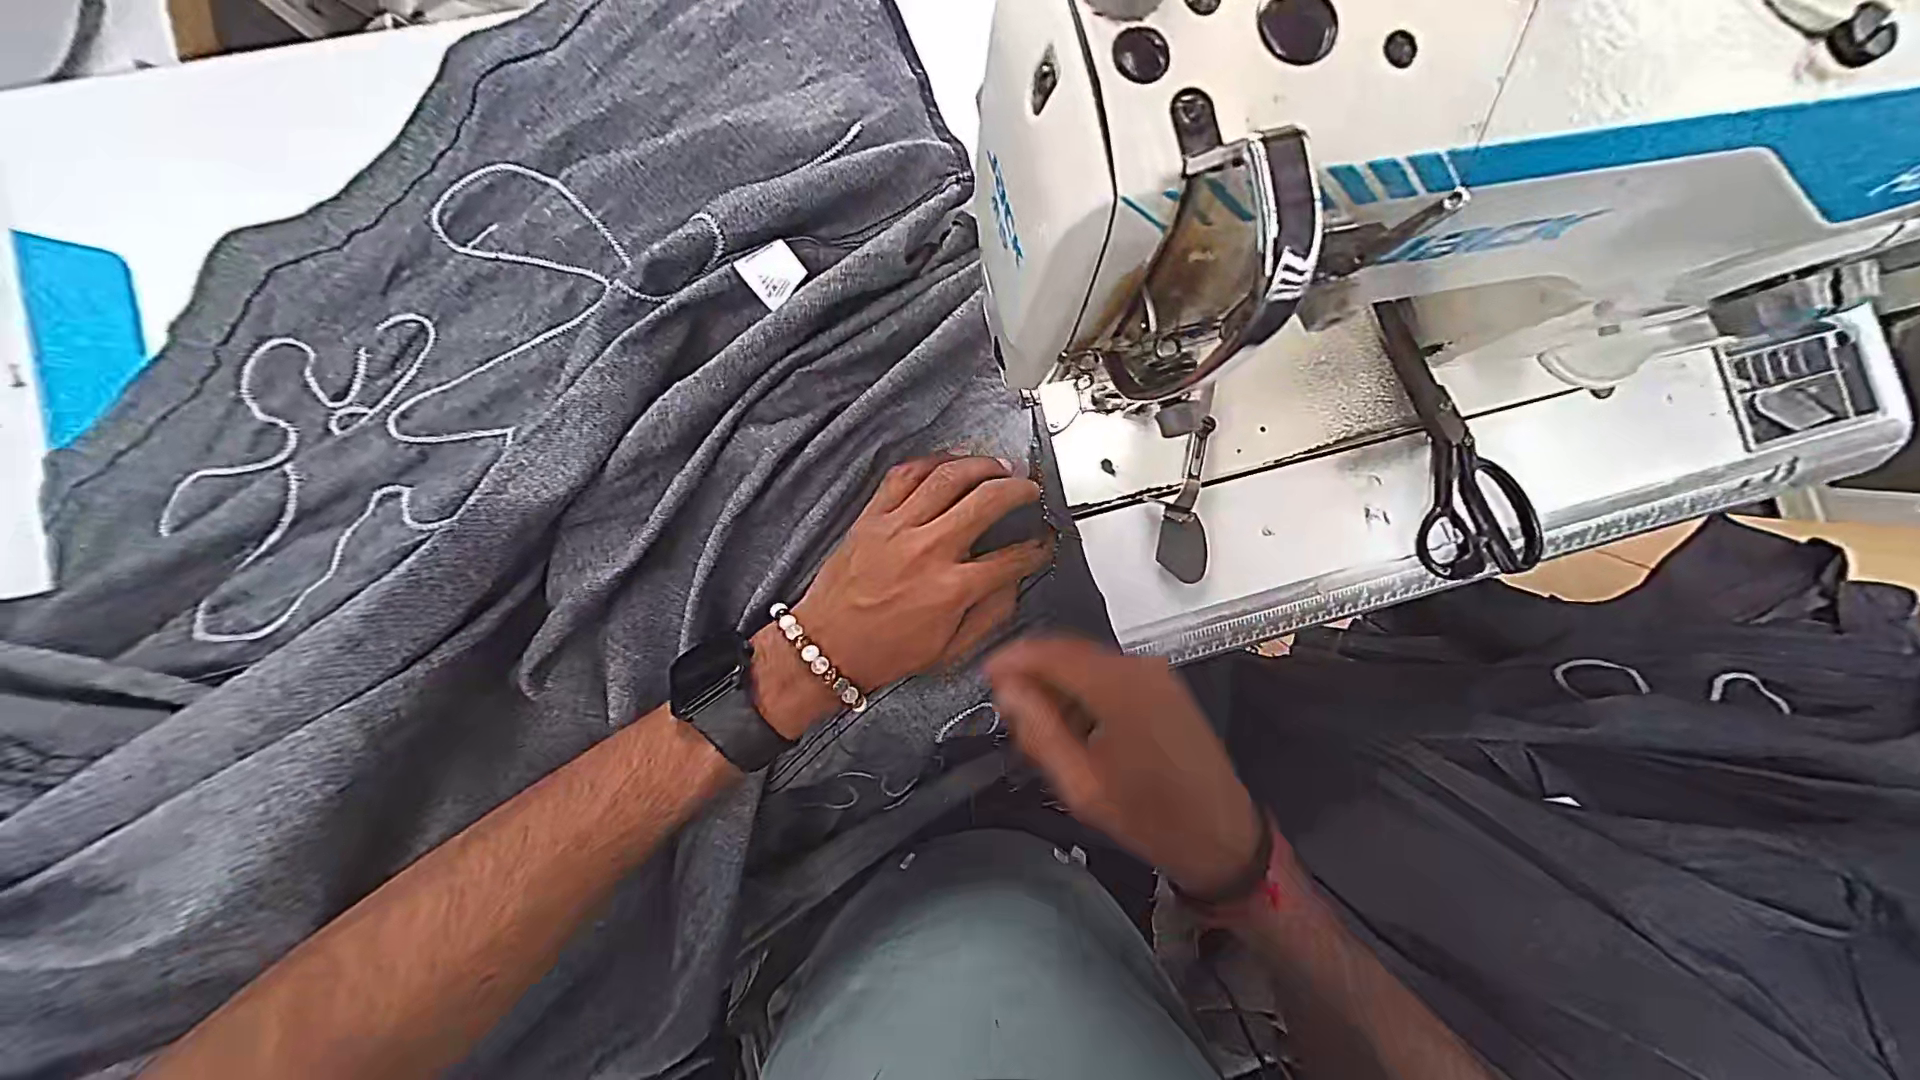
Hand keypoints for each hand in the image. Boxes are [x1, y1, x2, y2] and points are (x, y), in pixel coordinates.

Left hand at [764, 456, 1050, 733]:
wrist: (826, 648)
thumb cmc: (882, 651)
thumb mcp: (949, 650)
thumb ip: (990, 615)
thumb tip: (1014, 583)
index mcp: (951, 590)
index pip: (1011, 557)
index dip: (1036, 547)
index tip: (1041, 542)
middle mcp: (927, 552)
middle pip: (988, 501)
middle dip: (1020, 489)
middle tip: (1029, 489)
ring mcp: (897, 529)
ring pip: (949, 476)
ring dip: (982, 465)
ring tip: (998, 466)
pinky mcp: (872, 518)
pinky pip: (904, 475)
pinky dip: (931, 461)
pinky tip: (948, 462)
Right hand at [986, 638, 1262, 896]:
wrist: (1221, 833)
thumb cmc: (1153, 818)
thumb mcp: (1081, 785)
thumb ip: (1039, 731)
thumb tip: (1009, 692)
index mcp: (1118, 689)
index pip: (1050, 652)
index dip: (1012, 658)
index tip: (989, 672)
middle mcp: (1139, 669)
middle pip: (1068, 650)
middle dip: (1032, 670)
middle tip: (1008, 700)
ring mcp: (1154, 674)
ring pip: (1086, 659)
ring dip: (1056, 679)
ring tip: (1037, 717)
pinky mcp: (1162, 684)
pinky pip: (1109, 670)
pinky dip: (1082, 684)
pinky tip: (1072, 717)